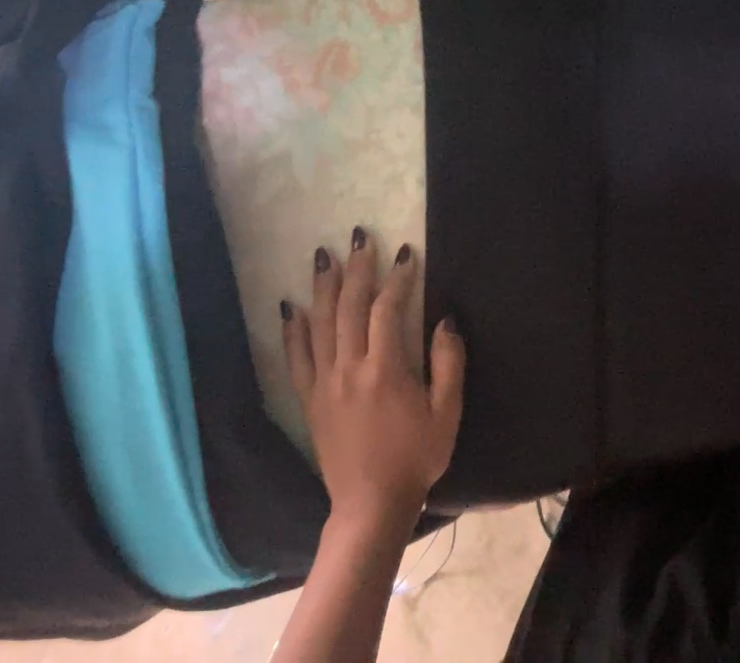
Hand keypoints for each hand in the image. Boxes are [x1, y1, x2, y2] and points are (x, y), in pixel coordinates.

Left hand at [282, 230, 464, 536]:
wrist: (371, 503)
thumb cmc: (417, 456)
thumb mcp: (447, 411)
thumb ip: (448, 362)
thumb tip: (445, 320)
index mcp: (385, 369)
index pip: (388, 310)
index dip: (398, 278)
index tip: (405, 253)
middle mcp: (349, 369)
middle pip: (349, 308)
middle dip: (356, 269)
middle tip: (359, 237)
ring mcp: (324, 384)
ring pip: (319, 325)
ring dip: (323, 287)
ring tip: (324, 257)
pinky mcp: (310, 400)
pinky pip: (296, 357)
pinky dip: (293, 329)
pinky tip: (291, 307)